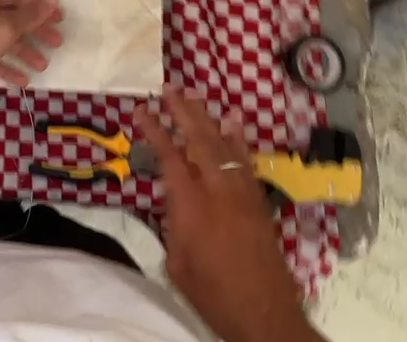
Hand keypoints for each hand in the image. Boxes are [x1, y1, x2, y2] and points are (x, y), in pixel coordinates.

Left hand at [0, 0, 63, 99]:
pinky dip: (5, 65)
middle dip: (34, 29)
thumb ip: (28, 16)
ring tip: (42, 65)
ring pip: (0, 37)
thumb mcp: (0, 31)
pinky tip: (22, 80)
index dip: (39, 4)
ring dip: (23, 50)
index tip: (59, 19)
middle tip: (57, 43)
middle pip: (10, 15)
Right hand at [135, 90, 321, 341]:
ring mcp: (242, 194)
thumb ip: (173, 224)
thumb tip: (172, 199)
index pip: (169, 156)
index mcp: (191, 206)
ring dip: (208, 118)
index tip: (140, 110)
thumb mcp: (177, 263)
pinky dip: (237, 139)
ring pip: (224, 145)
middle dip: (183, 111)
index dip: (154, 130)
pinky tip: (233, 122)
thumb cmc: (213, 296)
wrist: (265, 318)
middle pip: (199, 140)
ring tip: (195, 96)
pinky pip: (246, 161)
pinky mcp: (259, 202)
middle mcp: (218, 191)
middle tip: (170, 89)